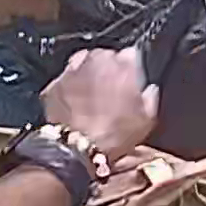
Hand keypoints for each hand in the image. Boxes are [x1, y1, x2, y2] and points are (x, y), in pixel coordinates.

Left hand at [41, 47, 159, 157]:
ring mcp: (73, 69)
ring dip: (88, 78)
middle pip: (105, 57)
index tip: (130, 84)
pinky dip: (69, 91)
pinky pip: (65, 82)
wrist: (78, 150)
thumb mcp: (146, 121)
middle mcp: (98, 59)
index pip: (132, 55)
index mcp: (125, 64)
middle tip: (110, 96)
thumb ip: (151, 98)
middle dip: (108, 73)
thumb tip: (150, 91)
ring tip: (91, 101)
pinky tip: (75, 108)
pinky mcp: (55, 84)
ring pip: (83, 65)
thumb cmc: (114, 136)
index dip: (132, 71)